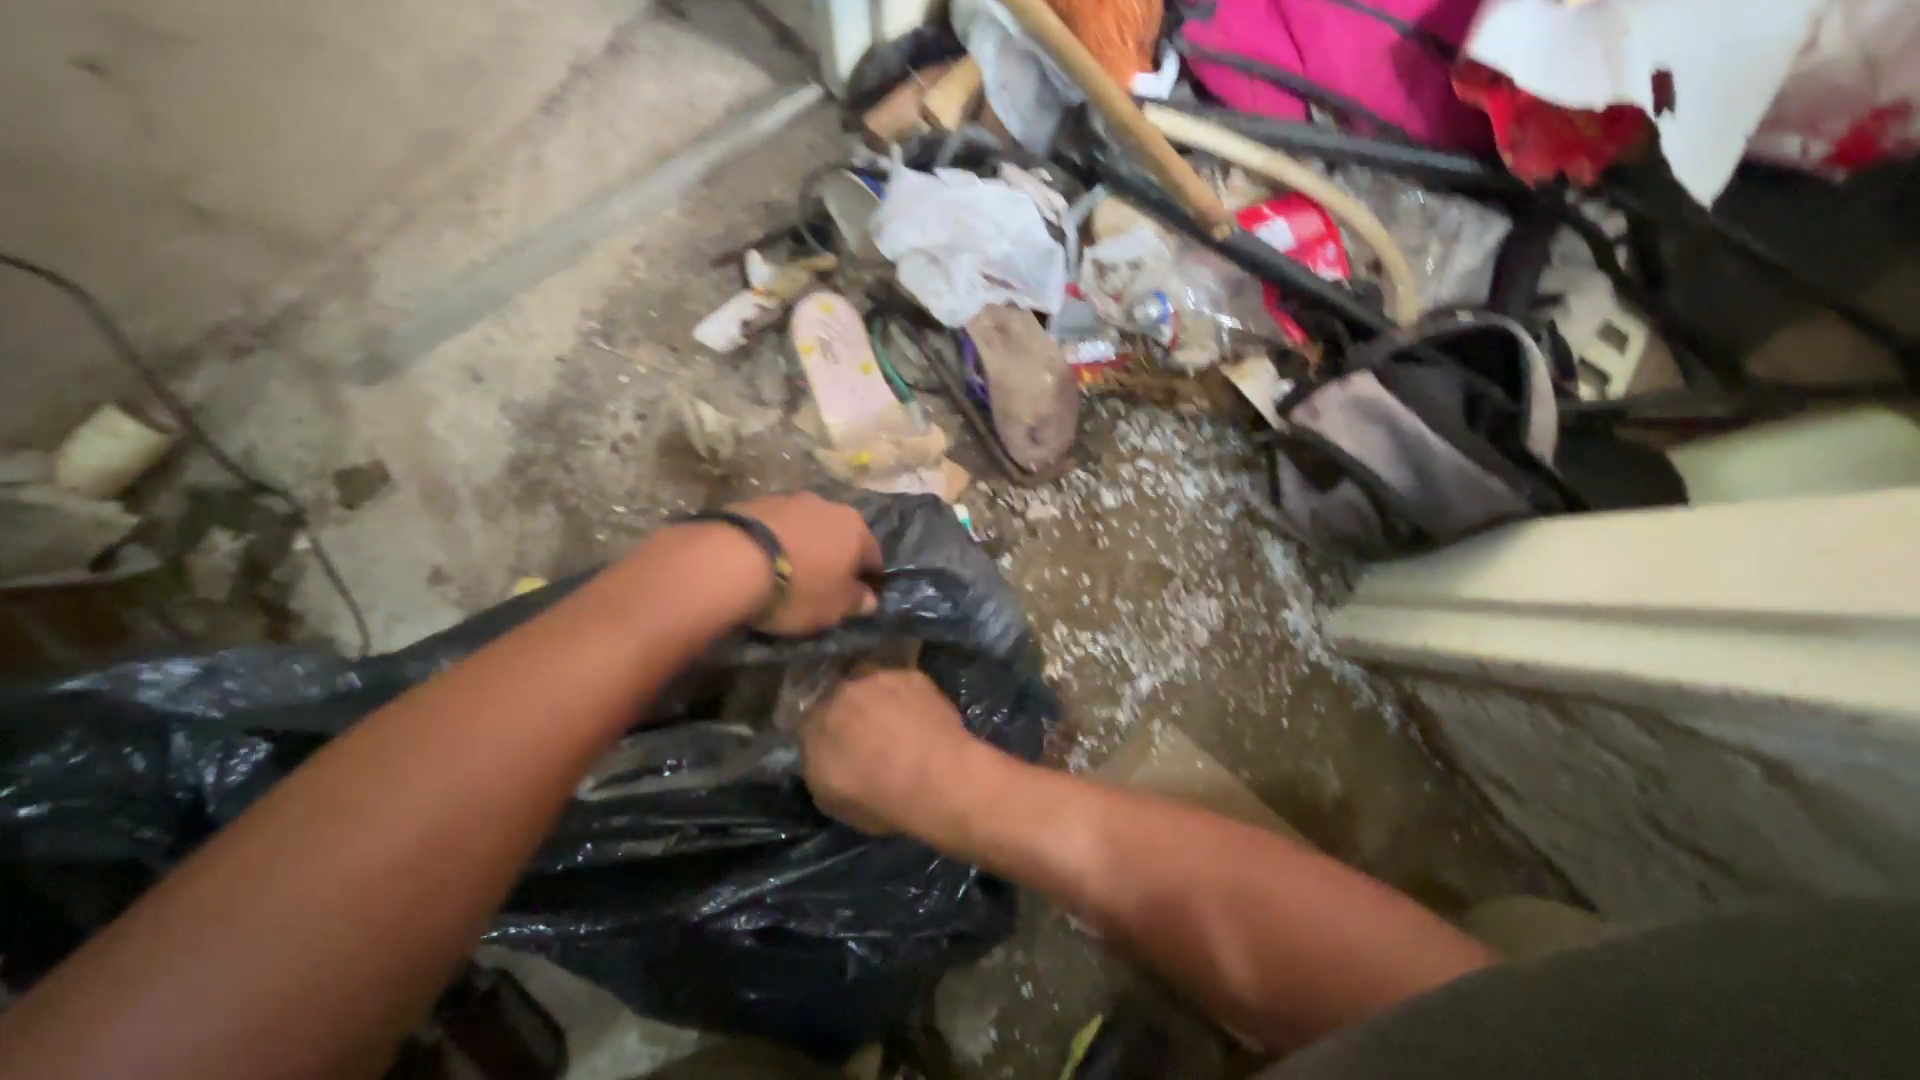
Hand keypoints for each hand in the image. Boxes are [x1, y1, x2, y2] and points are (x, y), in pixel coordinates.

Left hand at [730, 492, 882, 635]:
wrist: (730, 560)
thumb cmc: (797, 589)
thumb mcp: (833, 608)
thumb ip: (856, 602)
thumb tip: (869, 599)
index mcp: (856, 529)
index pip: (873, 555)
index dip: (868, 578)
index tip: (857, 597)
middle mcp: (828, 505)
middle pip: (839, 534)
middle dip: (835, 555)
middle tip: (821, 582)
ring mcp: (789, 499)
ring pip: (806, 526)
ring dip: (803, 544)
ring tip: (787, 570)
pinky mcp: (754, 501)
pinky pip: (775, 525)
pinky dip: (775, 540)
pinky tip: (762, 560)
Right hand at [798, 670, 988, 836]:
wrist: (936, 779)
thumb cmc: (880, 800)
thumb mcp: (831, 800)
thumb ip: (819, 768)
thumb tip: (826, 756)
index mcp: (812, 726)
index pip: (808, 724)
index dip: (824, 736)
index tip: (838, 749)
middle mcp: (838, 694)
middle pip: (837, 698)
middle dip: (848, 713)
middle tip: (867, 734)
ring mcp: (875, 679)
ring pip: (868, 684)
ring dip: (876, 699)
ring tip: (896, 721)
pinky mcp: (910, 674)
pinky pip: (901, 683)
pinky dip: (907, 697)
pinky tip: (920, 715)